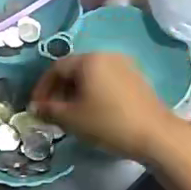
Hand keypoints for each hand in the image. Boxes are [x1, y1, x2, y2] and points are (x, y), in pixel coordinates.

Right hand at [30, 54, 179, 160]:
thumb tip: (36, 107)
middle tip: (53, 113)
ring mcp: (125, 66)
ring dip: (77, 93)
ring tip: (72, 115)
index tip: (36, 107)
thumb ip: (49, 110)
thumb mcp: (72, 119)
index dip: (42, 88)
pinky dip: (94, 94)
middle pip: (75, 69)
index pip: (56, 68)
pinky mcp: (137, 79)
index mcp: (89, 60)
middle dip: (60, 91)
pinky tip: (93, 113)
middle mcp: (107, 56)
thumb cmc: (108, 123)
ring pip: (92, 76)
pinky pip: (107, 81)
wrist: (154, 134)